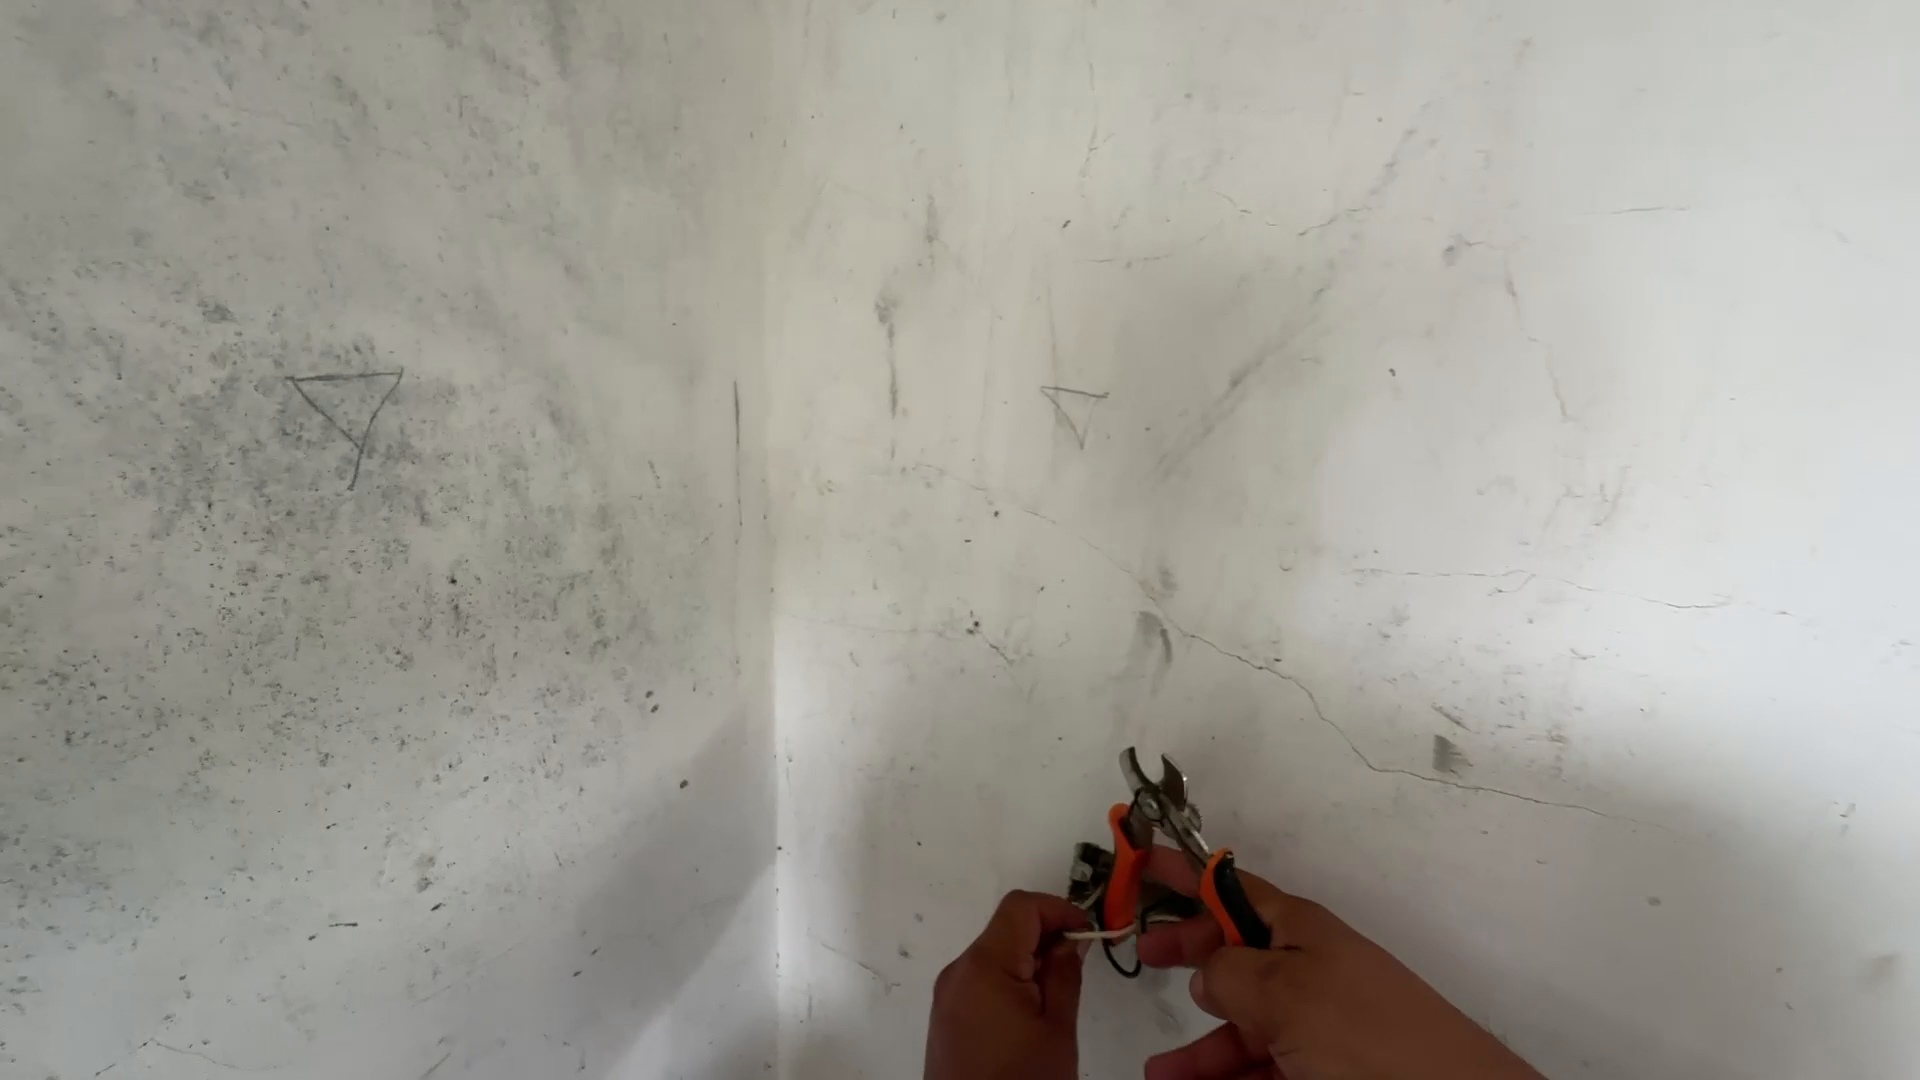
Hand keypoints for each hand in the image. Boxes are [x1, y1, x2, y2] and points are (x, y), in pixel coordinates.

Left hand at [925, 890, 1090, 1079]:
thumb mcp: (1056, 1031)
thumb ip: (1064, 975)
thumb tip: (1069, 941)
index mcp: (983, 965)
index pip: (1020, 906)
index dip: (1057, 909)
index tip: (1086, 932)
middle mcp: (957, 971)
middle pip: (1005, 928)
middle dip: (1044, 937)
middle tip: (1077, 966)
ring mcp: (946, 995)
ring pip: (993, 954)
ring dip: (1027, 960)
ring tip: (1056, 995)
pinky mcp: (945, 1019)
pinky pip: (979, 980)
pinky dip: (1008, 981)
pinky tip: (1030, 1013)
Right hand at [1138, 848, 1543, 1079]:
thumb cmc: (1365, 1036)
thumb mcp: (1285, 991)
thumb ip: (1229, 972)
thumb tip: (1205, 972)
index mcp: (1297, 929)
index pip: (1227, 886)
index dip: (1184, 871)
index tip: (1141, 859)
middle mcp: (1303, 969)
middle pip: (1230, 954)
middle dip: (1186, 955)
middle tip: (1142, 954)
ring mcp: (1315, 1029)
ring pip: (1241, 1026)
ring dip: (1199, 1049)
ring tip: (1157, 1072)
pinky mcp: (1324, 1076)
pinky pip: (1260, 1072)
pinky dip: (1224, 1079)